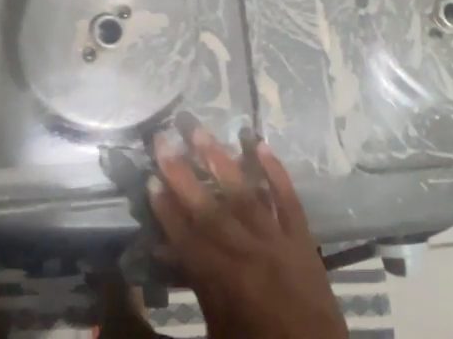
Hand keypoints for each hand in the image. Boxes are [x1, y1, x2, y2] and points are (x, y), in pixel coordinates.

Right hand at [148, 121, 345, 338]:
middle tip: (162, 141)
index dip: (165, 211)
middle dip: (182, 174)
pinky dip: (275, 171)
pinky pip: (289, 200)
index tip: (149, 181)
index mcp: (225, 284)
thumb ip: (196, 287)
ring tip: (200, 132)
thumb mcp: (219, 328)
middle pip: (210, 211)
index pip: (187, 239)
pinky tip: (259, 144)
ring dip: (221, 162)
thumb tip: (166, 253)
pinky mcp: (303, 240)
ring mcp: (279, 244)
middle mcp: (249, 257)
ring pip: (246, 196)